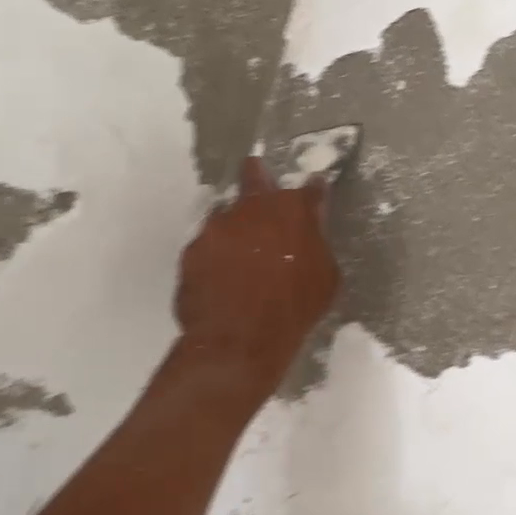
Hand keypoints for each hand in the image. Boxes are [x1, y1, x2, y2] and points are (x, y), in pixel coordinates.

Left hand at [174, 157, 338, 382]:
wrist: (238, 341)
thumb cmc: (294, 310)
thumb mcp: (325, 279)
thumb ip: (316, 246)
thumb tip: (309, 236)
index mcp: (294, 211)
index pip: (311, 189)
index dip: (314, 190)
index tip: (314, 192)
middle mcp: (253, 207)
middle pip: (254, 173)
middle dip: (258, 175)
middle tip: (260, 187)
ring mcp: (217, 226)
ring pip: (225, 213)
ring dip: (233, 226)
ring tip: (238, 253)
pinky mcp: (191, 250)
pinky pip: (206, 246)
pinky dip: (214, 256)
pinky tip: (219, 278)